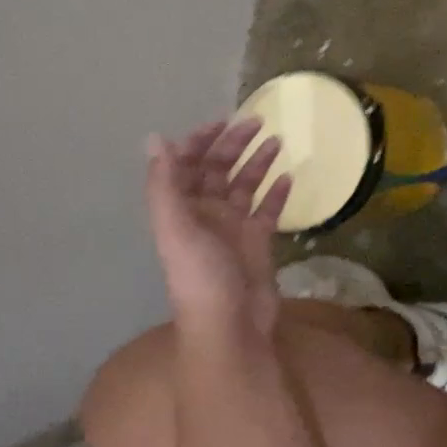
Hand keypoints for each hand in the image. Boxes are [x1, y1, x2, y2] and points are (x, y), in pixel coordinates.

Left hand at [144, 118, 292, 335]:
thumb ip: (166, 184)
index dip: (200, 141)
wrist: (231, 324)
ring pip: (245, 186)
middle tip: (261, 123)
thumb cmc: (201, 276)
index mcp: (182, 210)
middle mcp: (205, 214)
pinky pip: (268, 210)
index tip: (224, 121)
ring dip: (258, 163)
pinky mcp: (258, 242)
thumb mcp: (177, 229)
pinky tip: (290, 177)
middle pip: (218, 170)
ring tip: (279, 142)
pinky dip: (278, 193)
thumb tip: (155, 139)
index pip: (186, 165)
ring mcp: (233, 228)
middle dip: (235, 144)